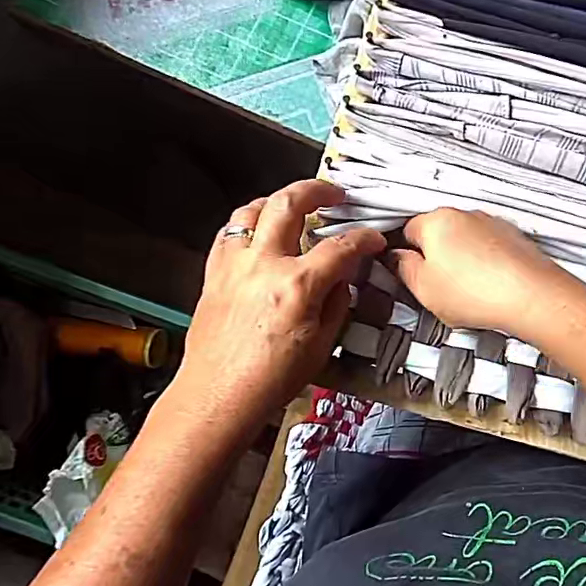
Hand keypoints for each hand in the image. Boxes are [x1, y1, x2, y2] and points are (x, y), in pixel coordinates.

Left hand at [169, 180, 384, 428]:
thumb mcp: (322, 344)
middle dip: (317, 190)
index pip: (341, 247)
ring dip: (276, 200)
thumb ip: (337, 303)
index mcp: (298, 285)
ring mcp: (234, 266)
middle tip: (332, 193)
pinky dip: (247, 224)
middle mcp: (263, 265)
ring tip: (292, 205)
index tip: (372, 239)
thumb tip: (341, 280)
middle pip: (290, 204)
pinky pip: (228, 233)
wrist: (220, 395)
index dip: (364, 238)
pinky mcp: (214, 274)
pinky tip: (257, 232)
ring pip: (252, 209)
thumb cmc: (268, 379)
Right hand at [387, 207, 585, 341]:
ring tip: (467, 291)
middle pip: (438, 234)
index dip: (404, 255)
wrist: (532, 296)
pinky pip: (489, 249)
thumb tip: (397, 259)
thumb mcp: (423, 288)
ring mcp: (493, 224)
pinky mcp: (515, 238)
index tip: (409, 274)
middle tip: (438, 288)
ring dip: (462, 261)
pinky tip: (488, 287)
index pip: (407, 230)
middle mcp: (465, 215)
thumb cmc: (478, 292)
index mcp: (436, 221)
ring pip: (465, 241)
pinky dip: (486, 264)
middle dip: (436, 258)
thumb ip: (403, 268)